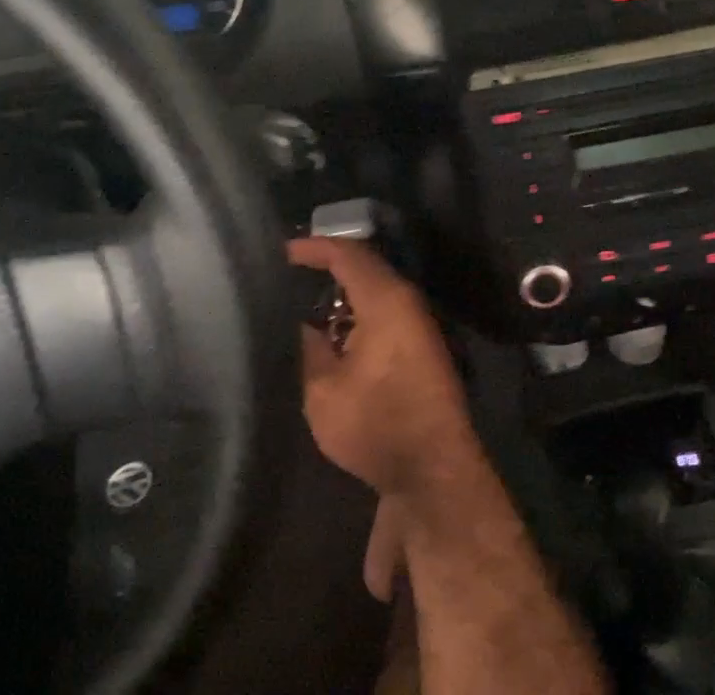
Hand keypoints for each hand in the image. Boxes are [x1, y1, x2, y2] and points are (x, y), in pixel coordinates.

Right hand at [290, 236, 477, 499]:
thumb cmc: (376, 424)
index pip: (349, 254)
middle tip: (290, 273)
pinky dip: (360, 312)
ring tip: (305, 299)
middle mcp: (409, 303)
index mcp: (387, 301)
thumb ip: (309, 348)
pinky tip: (334, 330)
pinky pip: (387, 313)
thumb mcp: (324, 389)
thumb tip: (302, 323)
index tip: (282, 252)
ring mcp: (421, 325)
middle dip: (329, 265)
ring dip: (345, 292)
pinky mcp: (425, 348)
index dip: (314, 247)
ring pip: (378, 291)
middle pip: (368, 267)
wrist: (432, 467)